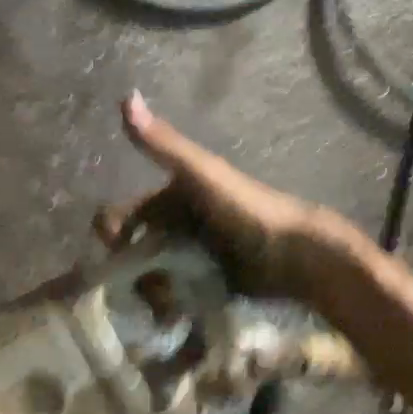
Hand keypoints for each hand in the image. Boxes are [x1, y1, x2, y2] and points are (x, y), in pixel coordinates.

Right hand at [97, 92, 353, 298]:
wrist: (298, 254)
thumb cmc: (247, 209)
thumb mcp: (201, 175)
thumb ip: (163, 143)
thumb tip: (126, 95)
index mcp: (168, 198)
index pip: (121, 218)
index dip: (114, 236)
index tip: (121, 257)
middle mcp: (175, 225)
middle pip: (133, 254)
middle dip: (135, 275)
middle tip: (154, 294)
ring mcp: (191, 256)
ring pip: (151, 279)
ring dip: (153, 295)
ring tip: (173, 311)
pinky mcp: (207, 284)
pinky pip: (175, 297)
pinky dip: (171, 307)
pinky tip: (182, 318)